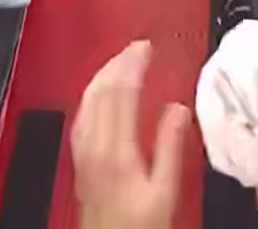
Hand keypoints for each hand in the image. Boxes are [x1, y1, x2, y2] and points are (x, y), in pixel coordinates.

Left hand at [71, 41, 191, 228]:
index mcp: (117, 152)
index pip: (121, 94)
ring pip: (87, 103)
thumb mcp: (165, 191)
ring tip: (121, 58)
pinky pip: (81, 117)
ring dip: (104, 75)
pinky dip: (92, 94)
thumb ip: (171, 146)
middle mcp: (94, 149)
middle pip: (101, 93)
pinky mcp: (79, 163)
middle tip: (138, 46)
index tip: (146, 47)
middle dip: (119, 63)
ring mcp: (83, 156)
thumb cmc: (141, 226)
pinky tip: (100, 90)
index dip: (132, 65)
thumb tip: (178, 106)